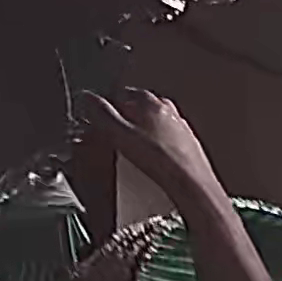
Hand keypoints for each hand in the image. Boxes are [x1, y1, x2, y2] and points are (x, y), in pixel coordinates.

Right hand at [80, 88, 224, 209]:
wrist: (194, 187)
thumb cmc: (161, 160)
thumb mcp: (119, 134)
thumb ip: (100, 113)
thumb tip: (87, 97)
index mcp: (151, 102)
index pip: (121, 93)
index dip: (105, 106)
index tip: (98, 118)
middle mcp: (168, 111)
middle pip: (137, 108)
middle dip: (122, 119)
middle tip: (112, 134)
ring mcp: (180, 128)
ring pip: (151, 123)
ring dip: (138, 132)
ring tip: (129, 150)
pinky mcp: (188, 146)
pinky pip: (163, 139)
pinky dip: (153, 146)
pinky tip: (148, 161)